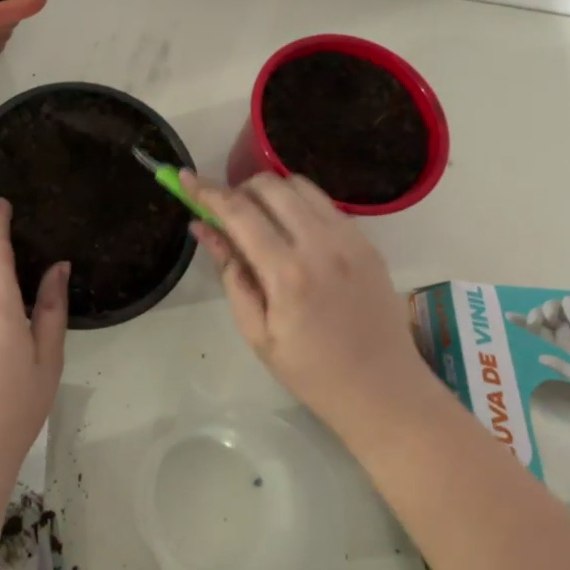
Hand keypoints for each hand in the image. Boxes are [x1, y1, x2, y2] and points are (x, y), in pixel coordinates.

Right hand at [187, 172, 422, 422]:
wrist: (385, 391)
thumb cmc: (311, 372)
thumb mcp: (257, 332)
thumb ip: (230, 274)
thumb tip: (203, 228)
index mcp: (288, 273)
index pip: (238, 212)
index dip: (206, 191)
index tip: (184, 178)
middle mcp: (321, 244)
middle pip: (269, 186)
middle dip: (238, 189)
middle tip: (226, 214)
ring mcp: (350, 239)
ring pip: (299, 185)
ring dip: (270, 192)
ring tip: (259, 220)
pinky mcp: (368, 242)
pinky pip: (325, 204)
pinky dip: (299, 205)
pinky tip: (293, 233)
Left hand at [505, 297, 569, 395]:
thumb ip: (562, 368)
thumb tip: (540, 356)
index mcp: (561, 342)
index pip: (536, 329)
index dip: (522, 321)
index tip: (508, 316)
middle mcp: (566, 329)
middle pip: (541, 313)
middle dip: (533, 314)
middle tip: (535, 324)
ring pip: (553, 304)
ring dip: (548, 309)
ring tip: (553, 321)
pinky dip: (568, 307)